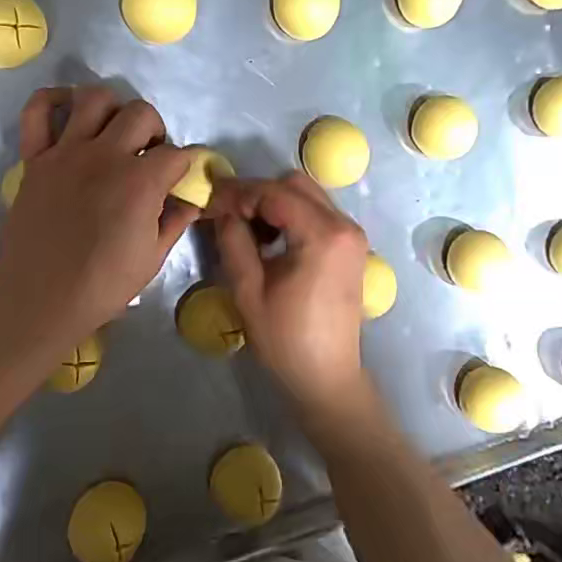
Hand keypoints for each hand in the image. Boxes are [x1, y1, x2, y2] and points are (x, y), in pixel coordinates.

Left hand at [0, 87, 199, 361]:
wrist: (41, 298)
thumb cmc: (103, 285)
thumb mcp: (152, 258)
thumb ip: (174, 222)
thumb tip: (190, 201)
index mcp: (140, 182)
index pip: (176, 155)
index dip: (187, 164)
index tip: (185, 175)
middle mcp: (105, 156)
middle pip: (141, 114)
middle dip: (155, 130)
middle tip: (149, 155)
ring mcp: (67, 152)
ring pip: (95, 98)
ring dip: (113, 108)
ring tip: (114, 131)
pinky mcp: (35, 158)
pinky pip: (38, 111)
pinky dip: (52, 100)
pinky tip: (68, 109)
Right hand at [212, 172, 371, 418]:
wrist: (326, 376)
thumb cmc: (285, 339)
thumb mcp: (248, 289)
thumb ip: (233, 240)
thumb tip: (223, 211)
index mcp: (323, 235)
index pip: (274, 193)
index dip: (238, 193)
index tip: (209, 202)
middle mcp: (344, 226)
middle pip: (294, 185)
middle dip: (256, 193)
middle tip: (226, 213)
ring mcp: (351, 236)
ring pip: (306, 195)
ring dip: (273, 203)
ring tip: (245, 228)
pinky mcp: (350, 247)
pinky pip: (316, 213)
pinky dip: (290, 215)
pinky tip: (269, 240)